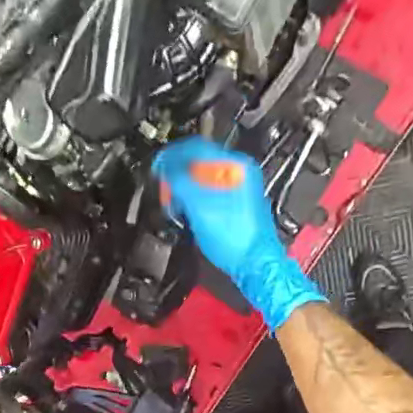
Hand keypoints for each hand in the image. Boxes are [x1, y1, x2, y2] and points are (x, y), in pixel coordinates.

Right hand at [152, 137, 325, 328]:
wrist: (255, 265)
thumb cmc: (235, 238)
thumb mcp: (199, 205)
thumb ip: (179, 181)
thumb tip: (164, 166)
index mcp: (236, 166)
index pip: (196, 147)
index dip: (171, 156)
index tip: (157, 166)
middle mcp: (240, 173)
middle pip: (198, 162)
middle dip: (176, 173)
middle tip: (163, 186)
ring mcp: (238, 190)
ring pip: (203, 178)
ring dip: (184, 186)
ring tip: (171, 199)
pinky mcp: (235, 205)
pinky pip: (209, 192)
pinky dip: (194, 197)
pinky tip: (185, 208)